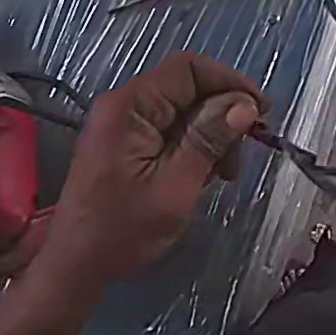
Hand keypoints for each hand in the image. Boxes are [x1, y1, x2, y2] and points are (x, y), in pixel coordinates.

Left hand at [36, 52, 265, 290]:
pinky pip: (172, 129)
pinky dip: (195, 147)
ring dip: (212, 135)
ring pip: (186, 109)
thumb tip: (244, 104)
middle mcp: (126, 104)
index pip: (189, 68)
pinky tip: (203, 175)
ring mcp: (126, 123)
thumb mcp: (175, 186)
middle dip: (223, 116)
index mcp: (130, 106)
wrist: (75, 266)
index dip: (230, 82)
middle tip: (240, 156)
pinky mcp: (129, 141)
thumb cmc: (122, 230)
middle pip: (190, 88)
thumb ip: (208, 140)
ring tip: (222, 175)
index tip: (260, 111)